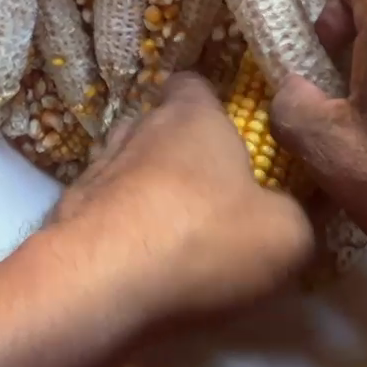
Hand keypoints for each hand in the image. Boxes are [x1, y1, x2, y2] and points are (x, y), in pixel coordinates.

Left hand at [45, 73, 313, 327]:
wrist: (99, 282)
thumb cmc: (203, 238)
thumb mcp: (285, 236)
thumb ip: (296, 214)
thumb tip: (288, 213)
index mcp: (192, 116)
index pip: (193, 83)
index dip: (210, 104)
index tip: (229, 135)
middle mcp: (140, 127)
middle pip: (161, 124)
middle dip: (182, 152)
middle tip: (210, 194)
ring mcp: (98, 165)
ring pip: (128, 163)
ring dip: (147, 187)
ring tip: (172, 229)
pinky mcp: (71, 207)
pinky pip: (104, 204)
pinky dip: (120, 222)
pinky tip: (138, 258)